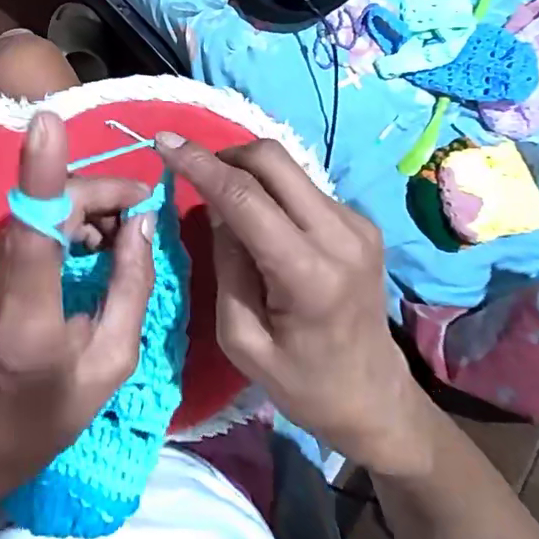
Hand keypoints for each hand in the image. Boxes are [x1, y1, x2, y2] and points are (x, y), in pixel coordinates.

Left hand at [0, 112, 155, 491]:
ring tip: (123, 236)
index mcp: (31, 315)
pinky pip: (38, 216)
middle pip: (51, 204)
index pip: (34, 231)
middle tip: (143, 214)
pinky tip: (96, 244)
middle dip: (103, 193)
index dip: (42, 174)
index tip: (47, 122)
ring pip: (45, 204)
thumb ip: (132, 285)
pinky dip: (73, 218)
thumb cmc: (56, 404)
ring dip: (90, 205)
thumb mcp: (114, 358)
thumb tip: (143, 221)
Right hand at [157, 135, 435, 475]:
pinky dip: (271, 190)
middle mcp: (341, 235)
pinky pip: (303, 186)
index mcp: (309, 275)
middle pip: (273, 160)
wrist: (374, 397)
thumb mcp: (241, 339)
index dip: (200, 164)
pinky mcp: (361, 222)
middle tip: (193, 174)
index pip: (245, 198)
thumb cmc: (302, 383)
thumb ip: (225, 265)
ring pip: (289, 167)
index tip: (164, 141)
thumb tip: (215, 205)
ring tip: (223, 202)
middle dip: (224, 155)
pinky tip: (261, 221)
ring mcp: (358, 224)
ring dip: (247, 171)